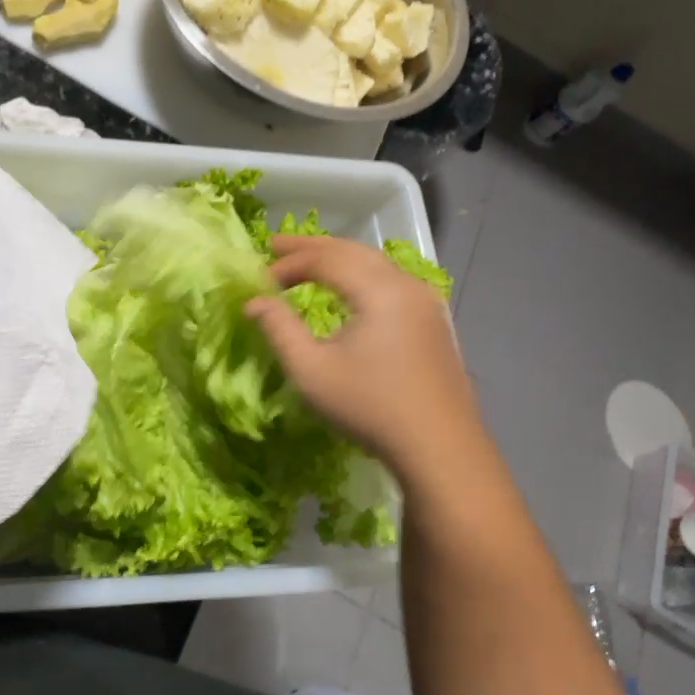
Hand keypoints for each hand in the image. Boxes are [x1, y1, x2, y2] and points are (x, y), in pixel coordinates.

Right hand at [244, 235, 480, 479]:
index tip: (259, 282)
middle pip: (352, 251)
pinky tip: (347, 290)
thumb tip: (254, 301)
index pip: (324, 259)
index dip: (288, 264)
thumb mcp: (311, 370)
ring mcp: (426, 302)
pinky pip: (390, 281)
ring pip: (375, 263)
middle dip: (311, 247)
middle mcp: (406, 285)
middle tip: (275, 246)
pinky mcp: (433, 322)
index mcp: (378, 290)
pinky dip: (359, 275)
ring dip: (337, 258)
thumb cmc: (370, 408)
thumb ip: (279, 328)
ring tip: (306, 262)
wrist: (440, 448)